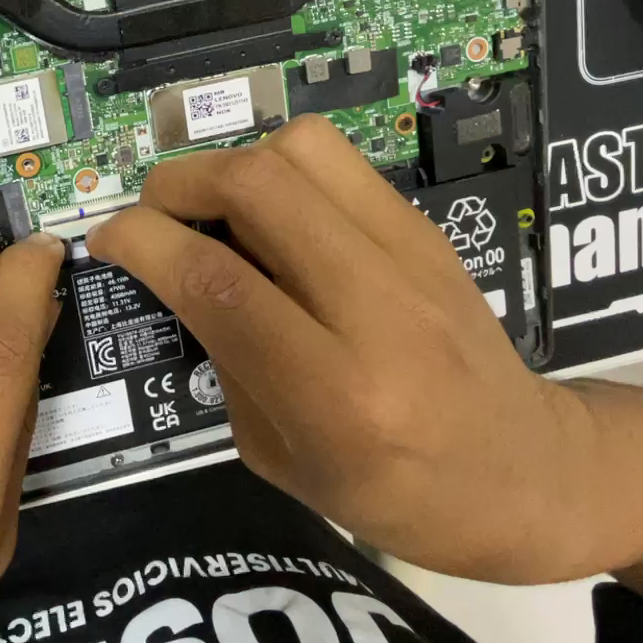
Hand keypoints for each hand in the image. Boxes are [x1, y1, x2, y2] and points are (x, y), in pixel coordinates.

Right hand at [86, 114, 588, 582]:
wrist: (532, 473)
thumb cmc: (396, 494)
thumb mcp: (278, 456)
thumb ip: (221, 355)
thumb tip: (171, 270)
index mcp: (338, 395)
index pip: (217, 282)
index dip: (142, 243)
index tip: (109, 241)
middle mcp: (378, 309)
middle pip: (256, 186)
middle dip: (176, 184)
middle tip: (155, 216)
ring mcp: (413, 254)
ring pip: (297, 148)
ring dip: (232, 166)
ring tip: (218, 212)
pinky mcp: (425, 225)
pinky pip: (333, 157)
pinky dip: (278, 167)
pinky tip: (273, 214)